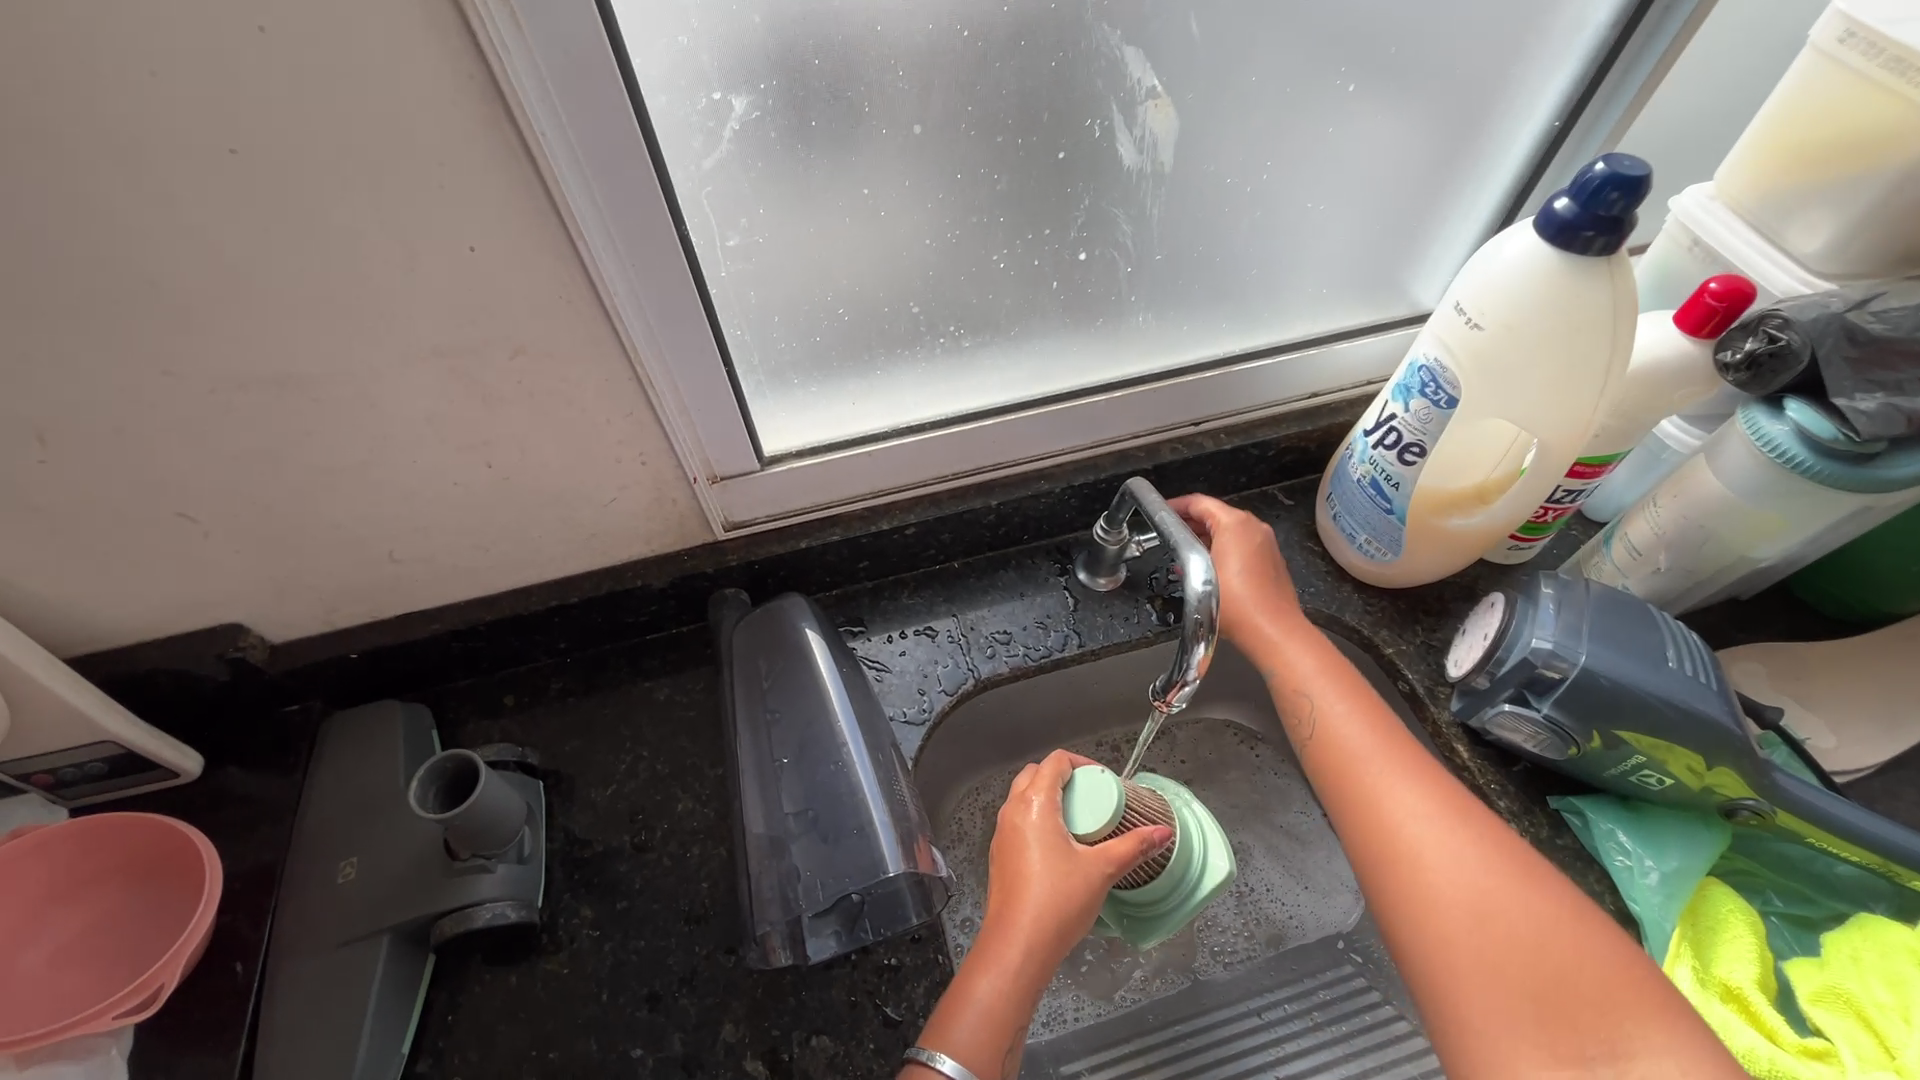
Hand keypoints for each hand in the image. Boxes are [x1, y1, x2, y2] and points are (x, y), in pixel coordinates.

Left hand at [979, 750, 1172, 976]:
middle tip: (1092, 796)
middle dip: (1063, 777)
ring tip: (1079, 820)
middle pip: (1034, 774)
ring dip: (1049, 798)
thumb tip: (1163, 832)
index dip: (1081, 763)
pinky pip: (1018, 822)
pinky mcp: (998, 855)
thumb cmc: (1058, 901)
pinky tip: (1059, 847)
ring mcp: (1001, 833)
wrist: (1017, 945)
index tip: (1104, 781)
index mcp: (1034, 804)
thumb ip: (1132, 847)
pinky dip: (1037, 820)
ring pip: (1022, 798)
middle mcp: (1011, 811)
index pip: (1054, 762)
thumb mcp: (1101, 870)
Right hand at [1168, 493, 1309, 649]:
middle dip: (1191, 522)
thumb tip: (1182, 554)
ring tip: (1186, 553)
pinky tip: (1210, 568)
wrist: (1273, 631)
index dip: (1177, 505)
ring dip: (1206, 537)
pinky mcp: (1270, 560)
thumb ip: (1187, 555)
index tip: (1164, 510)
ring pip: (1229, 531)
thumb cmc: (1240, 606)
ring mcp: (1265, 544)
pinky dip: (1224, 549)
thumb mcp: (1199, 575)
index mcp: (1236, 524)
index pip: (1200, 503)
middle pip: (1216, 514)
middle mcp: (1254, 528)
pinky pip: (1242, 546)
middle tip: (1171, 533)